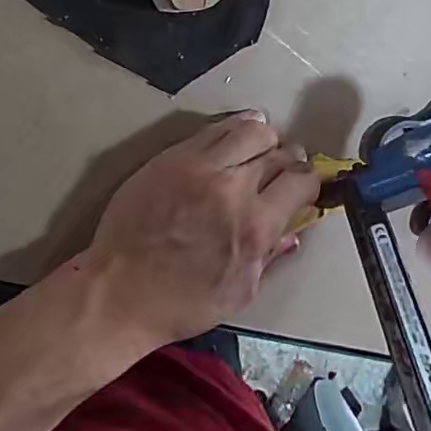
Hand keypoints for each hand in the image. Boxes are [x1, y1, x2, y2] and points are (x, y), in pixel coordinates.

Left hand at [75, 111, 320, 352]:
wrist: (119, 290)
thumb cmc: (180, 302)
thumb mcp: (240, 291)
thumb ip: (270, 255)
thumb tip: (292, 230)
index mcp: (255, 226)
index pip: (301, 180)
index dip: (310, 181)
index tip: (305, 186)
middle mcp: (231, 188)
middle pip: (279, 150)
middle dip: (290, 159)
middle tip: (284, 169)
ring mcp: (198, 166)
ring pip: (249, 128)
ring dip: (263, 138)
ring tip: (260, 150)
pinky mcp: (170, 158)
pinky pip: (212, 130)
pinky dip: (231, 130)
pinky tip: (233, 139)